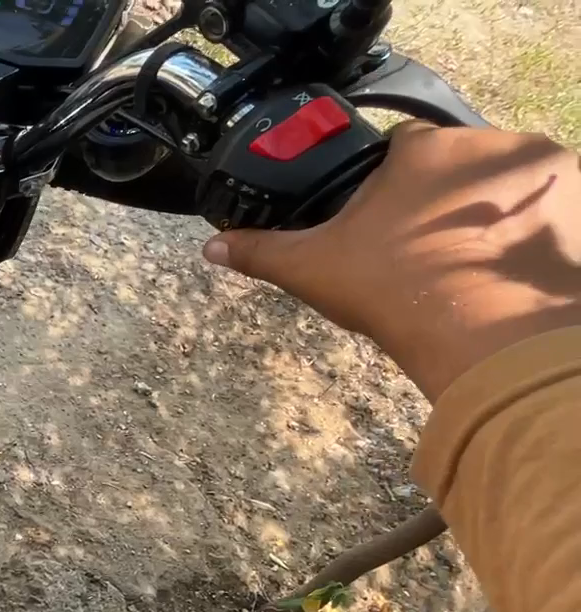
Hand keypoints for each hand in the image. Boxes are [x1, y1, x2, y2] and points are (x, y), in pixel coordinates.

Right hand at [204, 122, 580, 400]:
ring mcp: (544, 171)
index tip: (365, 214)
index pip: (396, 144)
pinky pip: (534, 206)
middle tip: (400, 244)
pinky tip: (483, 265)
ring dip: (470, 211)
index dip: (375, 178)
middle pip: (447, 164)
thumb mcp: (307, 267)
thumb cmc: (388, 283)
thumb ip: (259, 250)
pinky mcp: (576, 201)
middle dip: (425, 196)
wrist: (482, 323)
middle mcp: (492, 145)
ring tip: (444, 260)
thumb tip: (211, 246)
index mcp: (425, 148)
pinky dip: (511, 229)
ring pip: (490, 185)